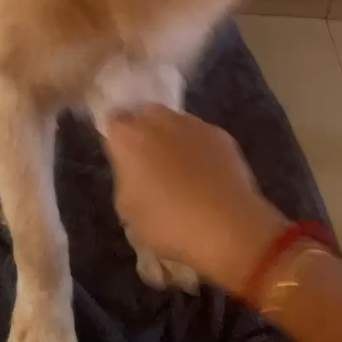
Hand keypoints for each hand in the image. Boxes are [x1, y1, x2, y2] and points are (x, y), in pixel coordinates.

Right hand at [99, 105, 287, 292]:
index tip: (121, 157)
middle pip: (143, 114)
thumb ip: (125, 177)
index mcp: (129, 137)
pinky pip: (199, 134)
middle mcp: (158, 119)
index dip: (117, 138)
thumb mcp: (128, 209)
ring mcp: (192, 123)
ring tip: (179, 168)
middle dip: (143, 131)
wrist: (228, 227)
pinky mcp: (219, 133)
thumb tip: (132, 167)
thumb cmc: (168, 223)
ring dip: (170, 137)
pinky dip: (197, 147)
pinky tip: (204, 173)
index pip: (113, 121)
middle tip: (147, 161)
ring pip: (173, 122)